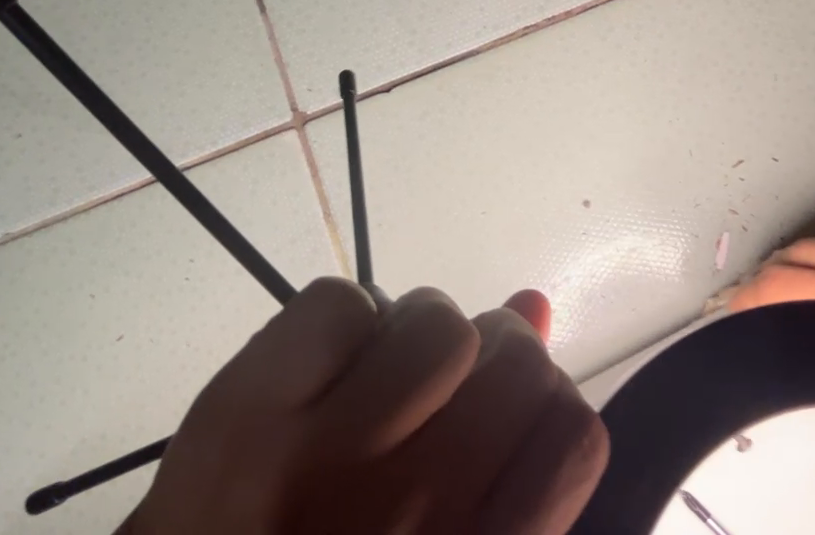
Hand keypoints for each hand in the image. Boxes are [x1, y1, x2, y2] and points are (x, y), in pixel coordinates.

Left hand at [121, 279, 607, 534]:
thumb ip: (515, 453)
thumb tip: (535, 303)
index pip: (574, 436)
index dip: (549, 404)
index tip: (507, 418)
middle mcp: (408, 517)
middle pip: (514, 362)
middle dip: (492, 357)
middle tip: (443, 393)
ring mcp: (318, 461)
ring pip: (436, 320)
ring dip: (419, 334)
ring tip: (380, 382)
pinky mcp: (240, 411)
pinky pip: (342, 302)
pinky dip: (343, 322)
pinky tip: (321, 375)